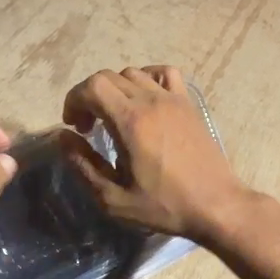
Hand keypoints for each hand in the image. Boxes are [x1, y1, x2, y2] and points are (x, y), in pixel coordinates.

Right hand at [60, 67, 258, 244]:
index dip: (74, 100)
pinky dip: (147, 78)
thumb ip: (83, 166)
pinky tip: (144, 100)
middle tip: (88, 126)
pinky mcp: (188, 103)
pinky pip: (164, 73)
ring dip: (114, 89)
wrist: (216, 206)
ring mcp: (173, 98)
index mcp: (131, 122)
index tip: (74, 126)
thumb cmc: (164, 206)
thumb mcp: (114, 199)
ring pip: (133, 73)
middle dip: (89, 96)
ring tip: (114, 116)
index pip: (92, 87)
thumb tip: (63, 138)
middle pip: (108, 76)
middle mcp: (151, 101)